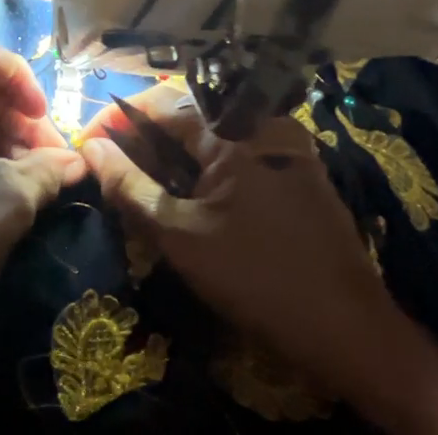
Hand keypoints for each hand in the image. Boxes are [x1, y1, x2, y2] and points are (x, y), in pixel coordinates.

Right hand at [80, 84, 437, 434]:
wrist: (351, 333)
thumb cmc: (256, 278)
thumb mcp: (178, 235)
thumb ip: (128, 186)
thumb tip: (90, 147)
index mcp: (235, 130)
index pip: (160, 102)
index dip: (117, 118)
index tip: (86, 141)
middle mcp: (264, 126)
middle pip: (186, 115)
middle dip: (141, 136)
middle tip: (107, 164)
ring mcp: (285, 150)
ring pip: (210, 136)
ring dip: (169, 152)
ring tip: (135, 180)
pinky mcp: (294, 175)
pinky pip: (235, 154)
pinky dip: (200, 167)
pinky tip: (179, 194)